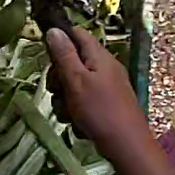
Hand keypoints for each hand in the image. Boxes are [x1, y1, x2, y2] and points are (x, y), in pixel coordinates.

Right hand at [44, 27, 153, 162]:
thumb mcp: (76, 80)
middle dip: (59, 77)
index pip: (76, 34)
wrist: (126, 145)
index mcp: (99, 55)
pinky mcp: (106, 102)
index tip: (47, 58)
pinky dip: (76, 109)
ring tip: (68, 112)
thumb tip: (53, 30)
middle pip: (72, 60)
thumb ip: (64, 55)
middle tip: (56, 91)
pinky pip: (83, 99)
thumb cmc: (99, 110)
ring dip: (65, 98)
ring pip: (75, 83)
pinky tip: (77, 122)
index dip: (59, 41)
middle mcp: (104, 66)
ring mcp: (106, 85)